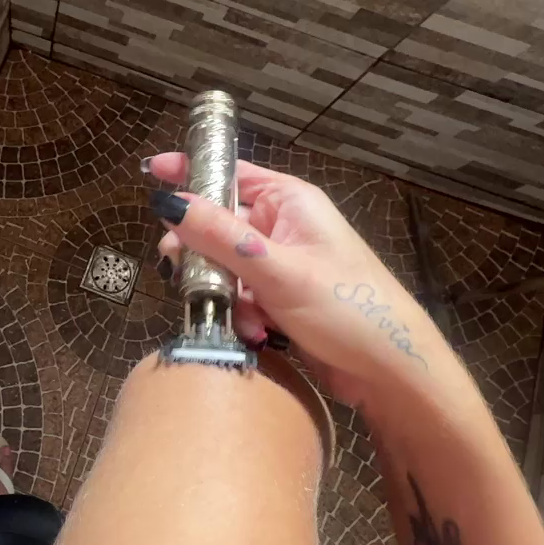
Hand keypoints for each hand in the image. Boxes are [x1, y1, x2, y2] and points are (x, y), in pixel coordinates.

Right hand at [146, 153, 480, 418]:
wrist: (391, 374)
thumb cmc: (346, 308)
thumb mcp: (276, 269)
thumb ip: (219, 236)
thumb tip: (166, 202)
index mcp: (289, 202)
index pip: (231, 171)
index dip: (193, 170)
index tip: (151, 172)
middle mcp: (281, 226)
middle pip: (218, 224)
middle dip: (199, 251)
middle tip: (179, 271)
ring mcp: (280, 264)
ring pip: (223, 265)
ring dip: (221, 291)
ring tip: (237, 316)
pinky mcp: (278, 298)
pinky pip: (238, 295)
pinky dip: (239, 314)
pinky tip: (256, 334)